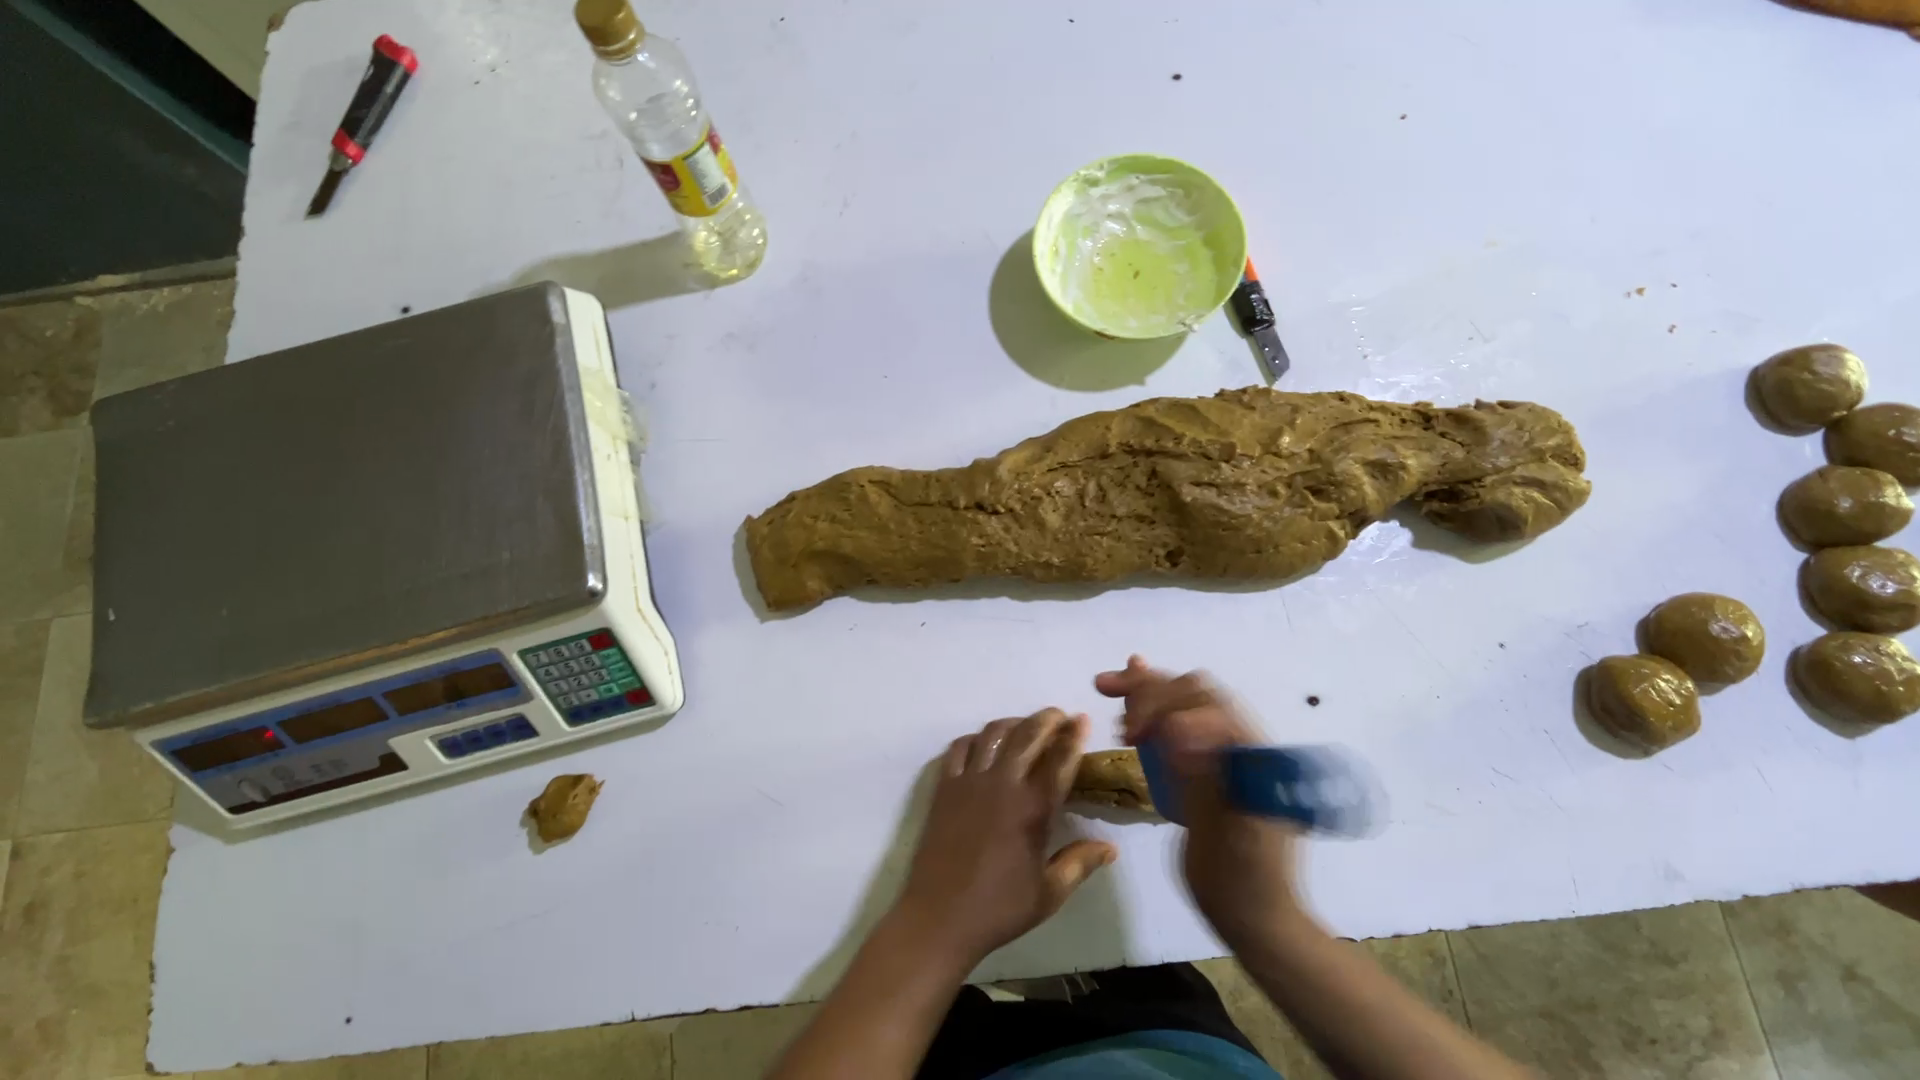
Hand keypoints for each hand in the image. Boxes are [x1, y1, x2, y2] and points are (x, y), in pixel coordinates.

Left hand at [894, 709, 1116, 967]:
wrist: (939, 918)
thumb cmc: (999, 909)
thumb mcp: (1049, 893)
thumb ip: (1080, 862)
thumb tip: (1111, 847)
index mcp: (1033, 808)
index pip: (1059, 760)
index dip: (1073, 736)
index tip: (1082, 721)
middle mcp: (1002, 784)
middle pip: (1027, 735)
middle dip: (1046, 720)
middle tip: (1059, 717)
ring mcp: (969, 783)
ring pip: (993, 734)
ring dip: (1013, 723)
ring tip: (1025, 726)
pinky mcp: (944, 789)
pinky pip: (959, 748)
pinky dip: (975, 738)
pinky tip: (983, 745)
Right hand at [1094, 656, 1307, 947]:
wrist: (1257, 919)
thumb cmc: (1243, 884)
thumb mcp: (1225, 835)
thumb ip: (1204, 778)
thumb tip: (1179, 727)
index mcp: (1256, 755)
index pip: (1208, 705)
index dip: (1164, 704)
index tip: (1128, 735)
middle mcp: (1245, 745)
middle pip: (1196, 694)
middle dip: (1151, 687)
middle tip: (1106, 687)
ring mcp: (1229, 756)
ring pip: (1188, 703)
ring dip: (1150, 692)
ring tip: (1110, 686)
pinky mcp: (1212, 770)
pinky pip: (1184, 727)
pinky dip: (1156, 710)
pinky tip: (1132, 705)